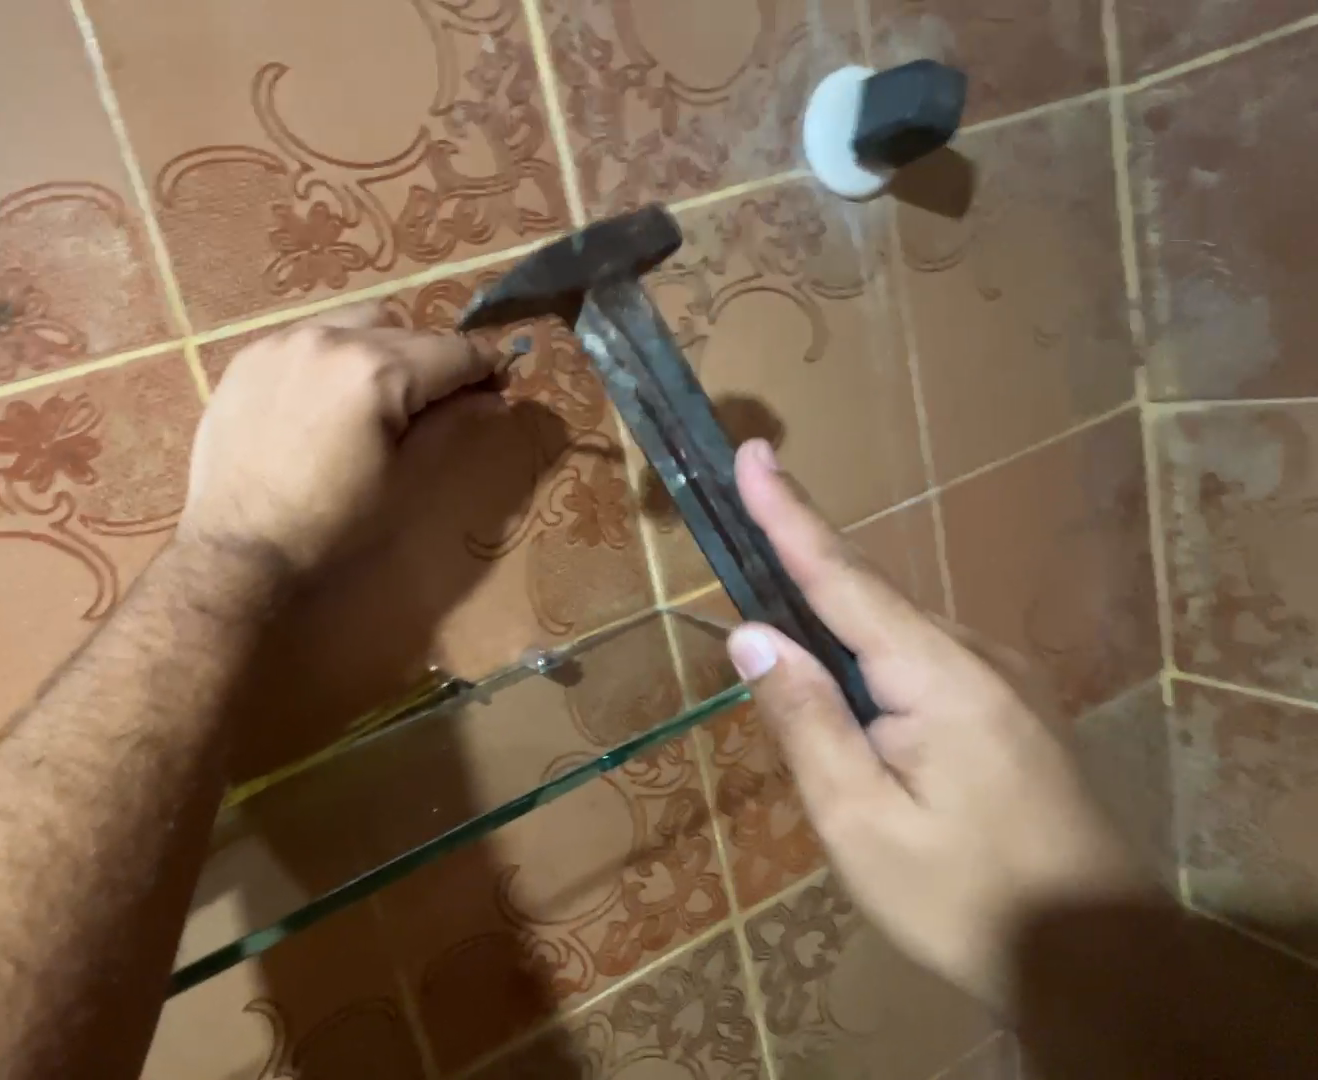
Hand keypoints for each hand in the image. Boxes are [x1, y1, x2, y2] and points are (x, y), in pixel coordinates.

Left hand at [179, 304, 496, 574]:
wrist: (238, 548)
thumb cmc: (332, 526)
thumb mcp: (404, 481)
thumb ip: (451, 426)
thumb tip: (493, 397)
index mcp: (377, 372)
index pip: (452, 352)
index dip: (484, 366)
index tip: (499, 381)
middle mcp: (331, 338)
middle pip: (406, 330)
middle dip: (432, 359)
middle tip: (437, 400)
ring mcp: (283, 342)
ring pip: (355, 323)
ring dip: (382, 347)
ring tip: (377, 393)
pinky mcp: (249, 357)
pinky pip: (308, 338)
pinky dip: (332, 356)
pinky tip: (324, 397)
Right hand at [723, 439, 1156, 1006]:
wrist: (1102, 971)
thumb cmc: (961, 898)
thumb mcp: (858, 818)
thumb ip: (806, 718)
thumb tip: (750, 633)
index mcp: (940, 680)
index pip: (842, 578)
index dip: (789, 514)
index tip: (752, 455)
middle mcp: (975, 660)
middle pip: (864, 591)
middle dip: (796, 547)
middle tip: (735, 508)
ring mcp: (996, 682)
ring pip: (886, 625)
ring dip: (821, 604)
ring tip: (763, 602)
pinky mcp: (999, 708)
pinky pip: (909, 655)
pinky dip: (856, 645)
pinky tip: (831, 673)